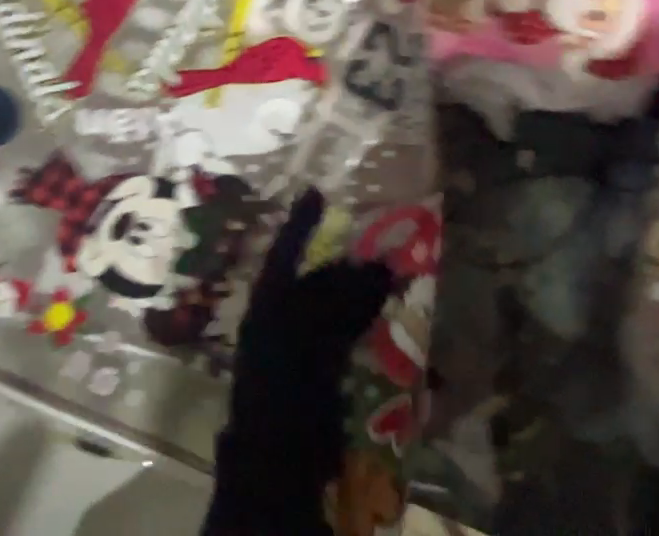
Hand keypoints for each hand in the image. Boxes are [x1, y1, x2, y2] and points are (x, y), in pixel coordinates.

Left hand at [204, 190, 394, 535]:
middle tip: (383, 253)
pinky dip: (360, 324)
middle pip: (316, 283)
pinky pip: (340, 337)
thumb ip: (347, 304)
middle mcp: (278, 323)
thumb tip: (383, 269)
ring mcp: (295, 350)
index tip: (317, 193)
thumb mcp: (313, 341)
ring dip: (359, 294)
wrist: (275, 467)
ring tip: (390, 280)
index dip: (299, 225)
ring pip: (330, 308)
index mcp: (268, 310)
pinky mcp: (314, 374)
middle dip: (349, 268)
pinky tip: (381, 318)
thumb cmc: (286, 393)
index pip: (285, 256)